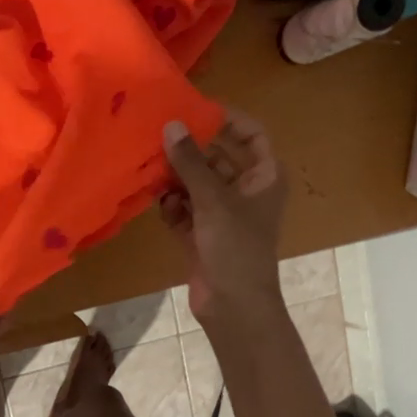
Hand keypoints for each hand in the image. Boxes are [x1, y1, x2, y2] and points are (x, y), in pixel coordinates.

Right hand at [159, 107, 288, 326]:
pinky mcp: (201, 236)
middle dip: (190, 151)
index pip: (250, 135)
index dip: (227, 120)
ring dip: (176, 179)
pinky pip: (183, 211)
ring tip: (152, 170)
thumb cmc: (236, 247)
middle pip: (216, 159)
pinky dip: (172, 207)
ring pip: (196, 185)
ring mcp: (222, 215)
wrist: (233, 305)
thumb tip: (170, 125)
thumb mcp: (214, 200)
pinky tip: (160, 205)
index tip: (195, 111)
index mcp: (264, 177)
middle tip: (159, 137)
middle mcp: (245, 191)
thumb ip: (190, 163)